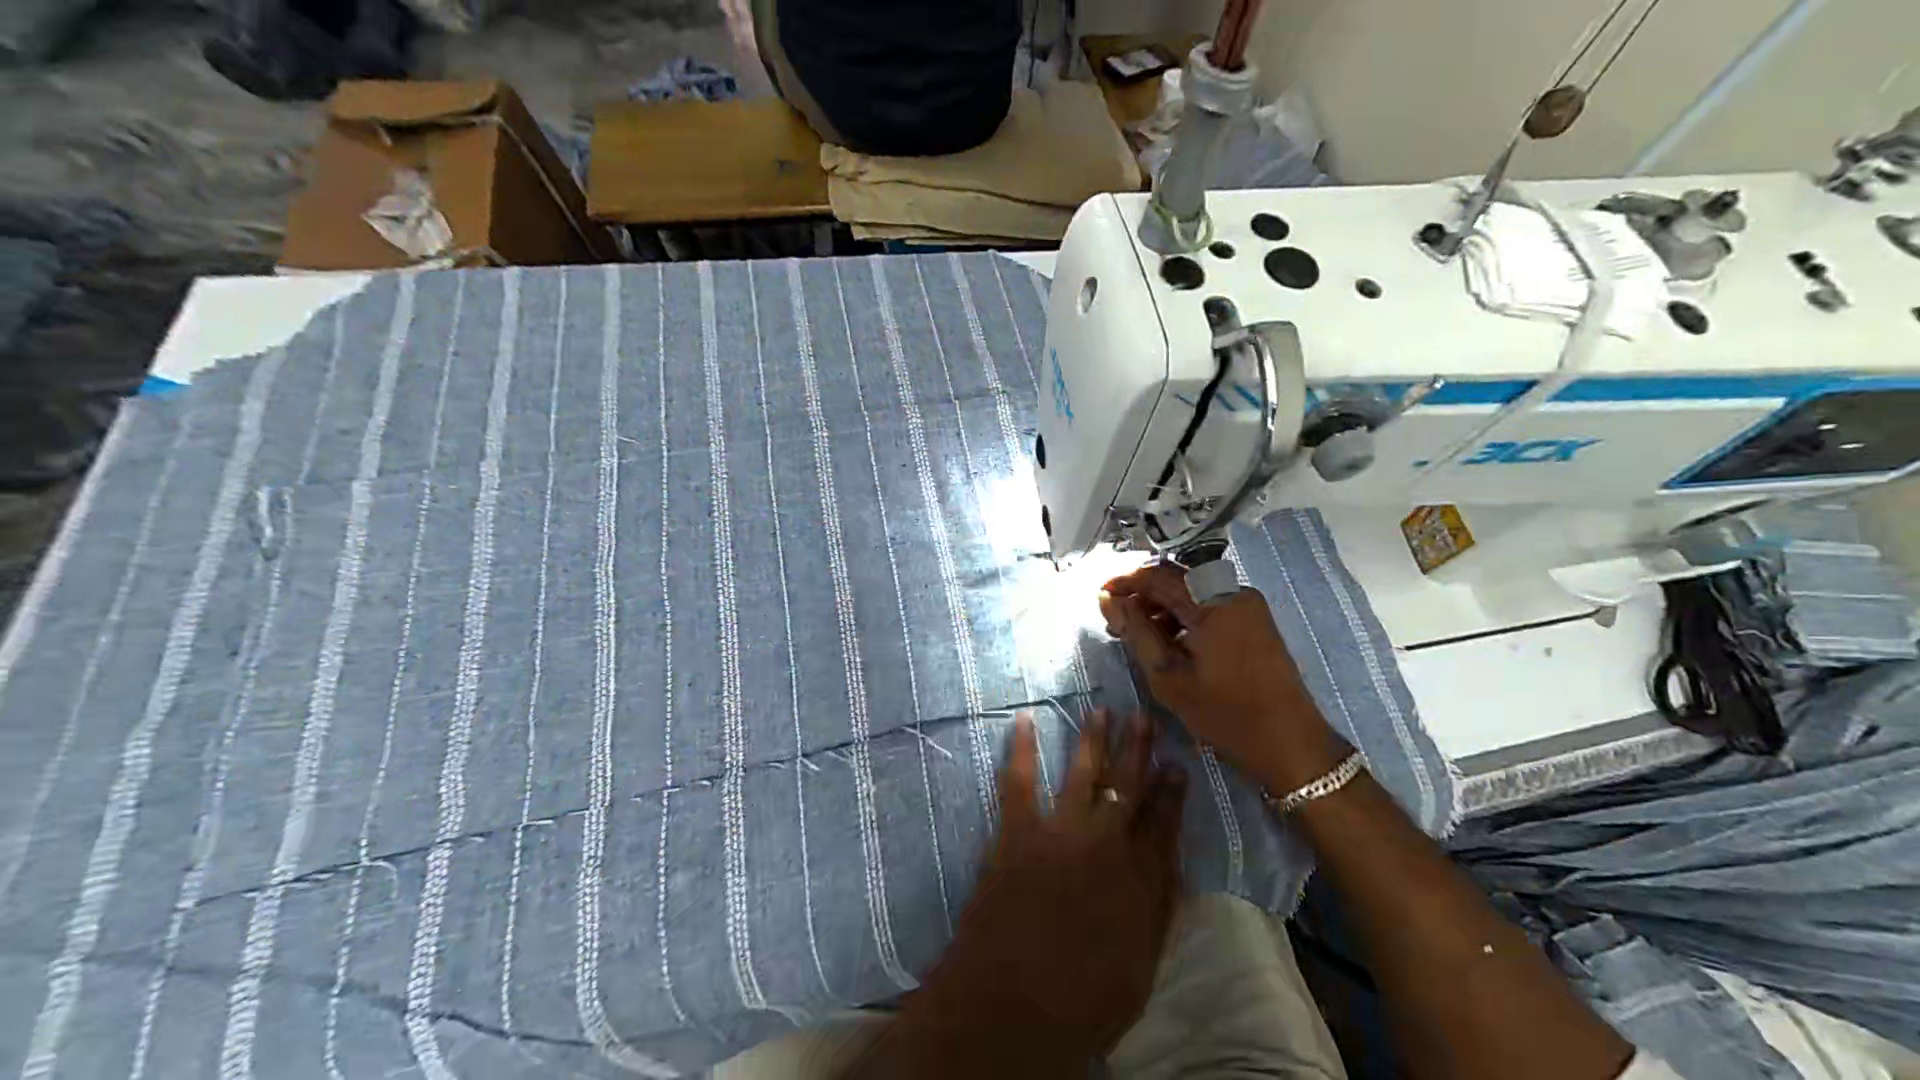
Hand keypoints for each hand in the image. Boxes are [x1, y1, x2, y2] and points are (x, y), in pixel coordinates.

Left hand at [862, 710, 1185, 1075]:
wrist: (1012, 1008)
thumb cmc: (1082, 1002)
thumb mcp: (1142, 967)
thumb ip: (1159, 913)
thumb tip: (1176, 870)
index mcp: (1139, 880)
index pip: (1164, 824)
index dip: (1172, 793)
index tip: (1177, 764)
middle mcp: (1105, 845)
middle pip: (1128, 788)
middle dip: (1138, 750)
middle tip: (1145, 716)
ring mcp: (1060, 833)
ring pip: (1083, 773)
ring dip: (1094, 739)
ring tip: (1102, 710)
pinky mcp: (1017, 832)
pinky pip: (1018, 780)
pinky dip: (1019, 748)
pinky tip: (1022, 719)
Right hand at [1101, 562, 1347, 793]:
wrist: (1289, 744)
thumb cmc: (1225, 714)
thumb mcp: (1168, 676)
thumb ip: (1136, 632)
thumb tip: (1108, 600)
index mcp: (1214, 602)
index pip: (1159, 576)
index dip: (1125, 582)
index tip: (1100, 595)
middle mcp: (1234, 593)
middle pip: (1177, 580)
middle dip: (1142, 595)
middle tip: (1115, 619)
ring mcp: (1248, 606)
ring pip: (1193, 593)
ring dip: (1162, 607)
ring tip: (1136, 633)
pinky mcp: (1254, 622)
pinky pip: (1210, 606)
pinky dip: (1184, 617)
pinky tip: (1166, 641)